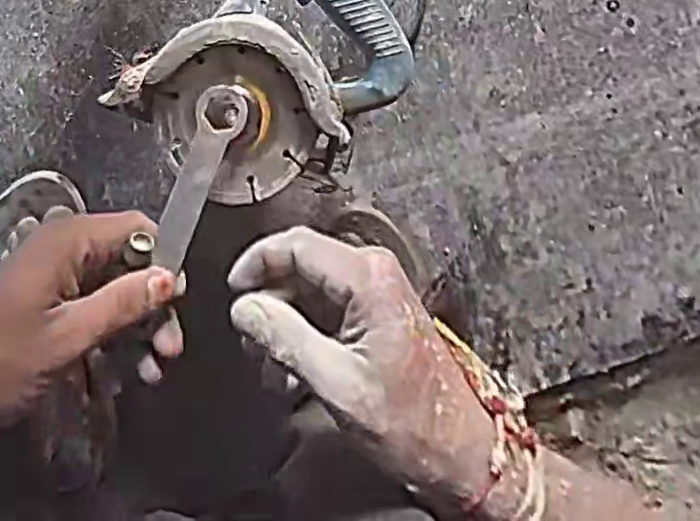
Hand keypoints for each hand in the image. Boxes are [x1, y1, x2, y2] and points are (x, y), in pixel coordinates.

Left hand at [0, 211, 182, 445]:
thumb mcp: (64, 338)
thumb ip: (120, 304)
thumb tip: (167, 278)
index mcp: (68, 240)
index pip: (137, 228)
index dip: (162, 262)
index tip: (174, 305)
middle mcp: (65, 247)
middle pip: (130, 262)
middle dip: (152, 305)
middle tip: (167, 351)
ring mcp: (57, 273)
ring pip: (115, 288)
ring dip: (135, 327)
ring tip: (148, 371)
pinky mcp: (50, 298)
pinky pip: (94, 305)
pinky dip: (111, 334)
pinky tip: (120, 372)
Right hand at [227, 227, 497, 511]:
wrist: (464, 454)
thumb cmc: (417, 424)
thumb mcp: (338, 382)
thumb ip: (285, 337)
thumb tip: (246, 309)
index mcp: (368, 276)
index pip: (294, 244)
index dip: (256, 262)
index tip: (235, 288)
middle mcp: (373, 271)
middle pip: (298, 263)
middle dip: (268, 298)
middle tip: (248, 334)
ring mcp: (374, 287)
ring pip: (306, 284)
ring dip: (281, 318)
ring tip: (270, 359)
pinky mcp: (373, 307)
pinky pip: (322, 303)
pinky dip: (300, 328)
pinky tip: (292, 363)